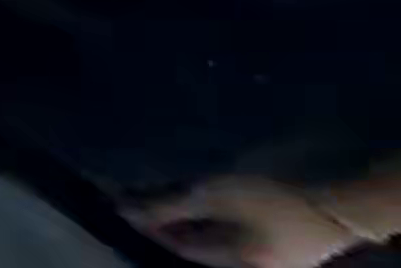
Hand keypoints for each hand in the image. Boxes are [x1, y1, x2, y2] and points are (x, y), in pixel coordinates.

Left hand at [128, 176, 365, 267]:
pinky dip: (200, 215)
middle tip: (129, 193)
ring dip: (178, 215)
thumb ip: (167, 207)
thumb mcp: (209, 199)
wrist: (334, 205)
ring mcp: (265, 255)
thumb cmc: (265, 200)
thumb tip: (126, 212)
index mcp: (236, 261)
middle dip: (161, 218)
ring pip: (208, 235)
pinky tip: (183, 196)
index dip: (148, 225)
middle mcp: (250, 264)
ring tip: (149, 191)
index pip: (180, 247)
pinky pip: (226, 231)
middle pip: (194, 242)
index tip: (118, 202)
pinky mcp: (274, 242)